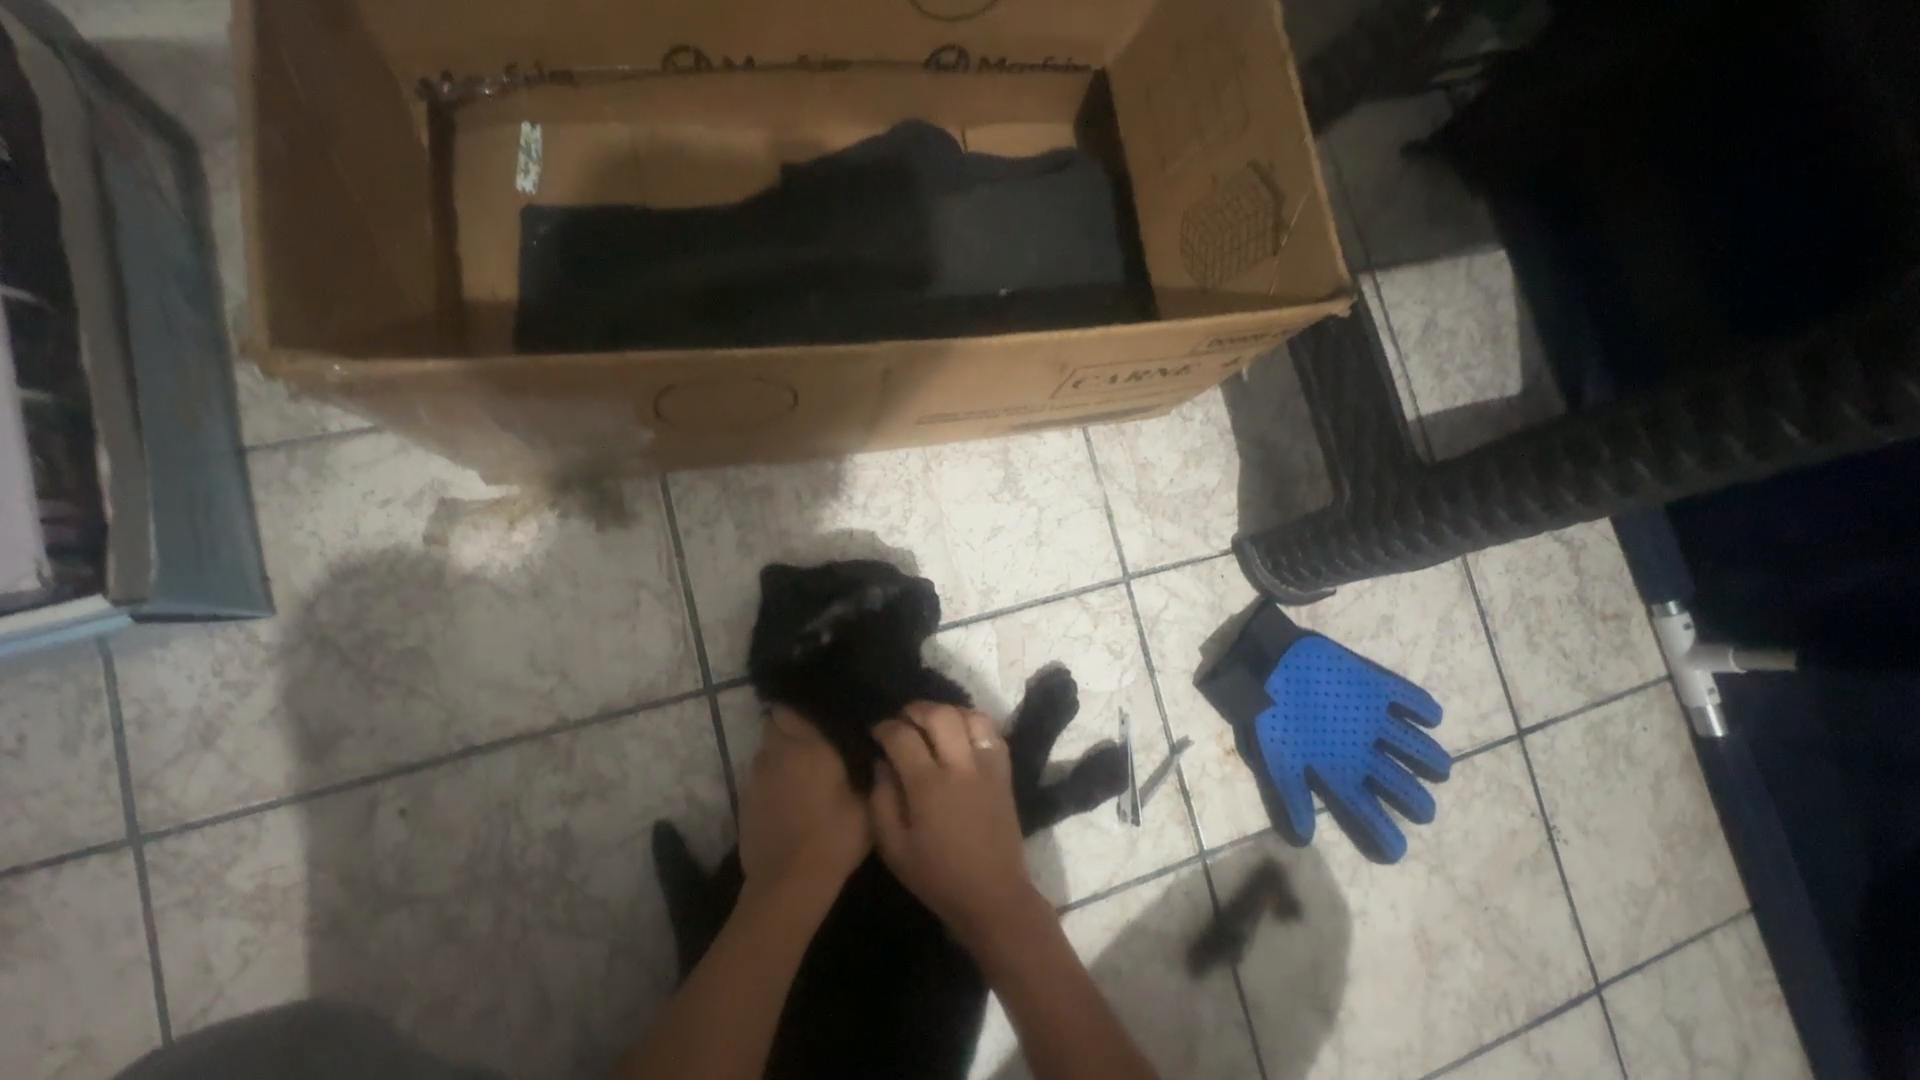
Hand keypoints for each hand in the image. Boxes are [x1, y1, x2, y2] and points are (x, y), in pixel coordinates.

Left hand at [738, 706, 871, 889]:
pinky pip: (759, 776)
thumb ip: (867, 769)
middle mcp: (778, 752)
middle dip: (788, 724)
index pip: (793, 707)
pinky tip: (787, 796)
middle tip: (812, 739)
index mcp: (809, 745)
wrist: (789, 882)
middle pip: (774, 722)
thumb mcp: (867, 802)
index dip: (803, 708)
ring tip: (801, 768)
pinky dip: (771, 778)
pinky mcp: (744, 800)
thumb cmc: (836, 837)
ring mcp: (756, 776)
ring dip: (779, 752)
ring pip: (765, 749)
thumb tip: (870, 749)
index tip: (820, 713)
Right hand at [868, 702, 1047, 946]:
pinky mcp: (1005, 774)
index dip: (884, 727)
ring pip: (971, 716)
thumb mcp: (893, 848)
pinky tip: (961, 735)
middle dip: (916, 709)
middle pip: (940, 714)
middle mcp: (960, 767)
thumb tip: (882, 763)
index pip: (903, 736)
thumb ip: (881, 800)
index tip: (876, 732)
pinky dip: (975, 724)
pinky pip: (993, 733)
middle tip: (903, 720)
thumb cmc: (937, 876)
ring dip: (948, 712)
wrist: (993, 895)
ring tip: (933, 724)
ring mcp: (988, 768)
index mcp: (928, 786)